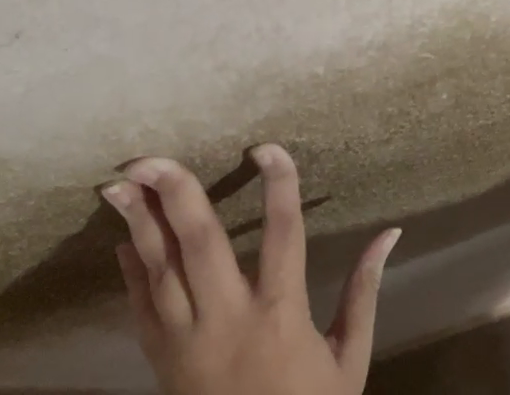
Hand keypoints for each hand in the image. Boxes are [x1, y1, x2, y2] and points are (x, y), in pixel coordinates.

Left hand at [103, 146, 401, 394]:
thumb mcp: (349, 357)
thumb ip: (364, 290)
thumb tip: (391, 233)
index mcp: (281, 314)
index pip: (282, 234)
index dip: (278, 187)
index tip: (267, 147)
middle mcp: (228, 320)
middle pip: (200, 245)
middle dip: (175, 196)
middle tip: (150, 157)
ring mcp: (187, 342)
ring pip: (159, 271)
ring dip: (138, 224)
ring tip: (119, 183)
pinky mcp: (161, 362)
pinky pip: (140, 307)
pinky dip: (131, 269)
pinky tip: (124, 238)